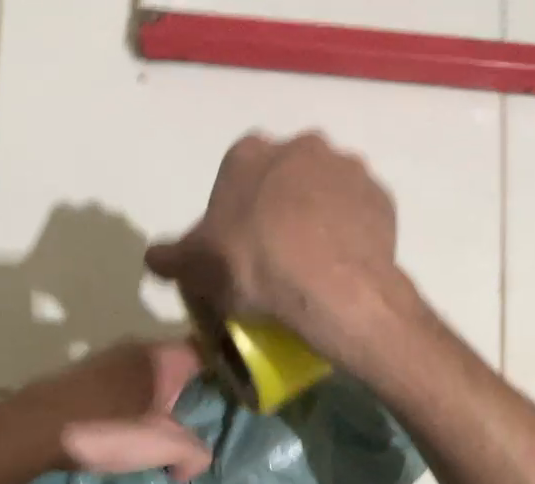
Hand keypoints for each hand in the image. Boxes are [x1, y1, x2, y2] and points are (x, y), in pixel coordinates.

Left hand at [0, 340, 211, 483]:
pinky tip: (132, 431)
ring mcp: (108, 360)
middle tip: (205, 423)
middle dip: (194, 394)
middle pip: (180, 365)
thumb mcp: (161, 446)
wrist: (34, 430)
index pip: (209, 352)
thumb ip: (192, 452)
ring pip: (150, 377)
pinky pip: (125, 387)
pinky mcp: (85, 377)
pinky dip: (135, 405)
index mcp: (163, 357)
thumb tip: (195, 463)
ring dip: (161, 402)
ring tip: (168, 433)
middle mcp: (137, 348)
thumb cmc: (105, 431)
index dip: (227, 373)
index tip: (237, 399)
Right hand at [145, 132, 422, 378]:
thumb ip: (172, 257)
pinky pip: (359, 215)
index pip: (236, 176)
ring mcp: (347, 168)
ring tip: (311, 266)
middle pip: (284, 178)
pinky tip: (339, 267)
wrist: (329, 287)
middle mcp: (301, 146)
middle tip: (275, 256)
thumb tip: (154, 256)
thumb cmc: (252, 266)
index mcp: (249, 153)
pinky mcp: (381, 198)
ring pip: (326, 192)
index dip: (234, 212)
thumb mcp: (196, 267)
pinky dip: (349, 234)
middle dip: (280, 207)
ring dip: (318, 218)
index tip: (237, 248)